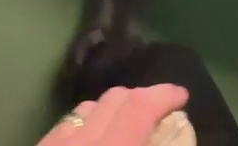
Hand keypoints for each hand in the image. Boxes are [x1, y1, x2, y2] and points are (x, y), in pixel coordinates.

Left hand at [39, 85, 189, 145]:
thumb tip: (173, 134)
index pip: (139, 106)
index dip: (163, 95)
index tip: (182, 96)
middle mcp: (81, 139)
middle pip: (114, 99)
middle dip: (141, 98)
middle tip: (160, 114)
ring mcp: (55, 142)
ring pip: (87, 109)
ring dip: (112, 110)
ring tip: (128, 125)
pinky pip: (66, 125)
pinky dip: (86, 123)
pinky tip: (91, 139)